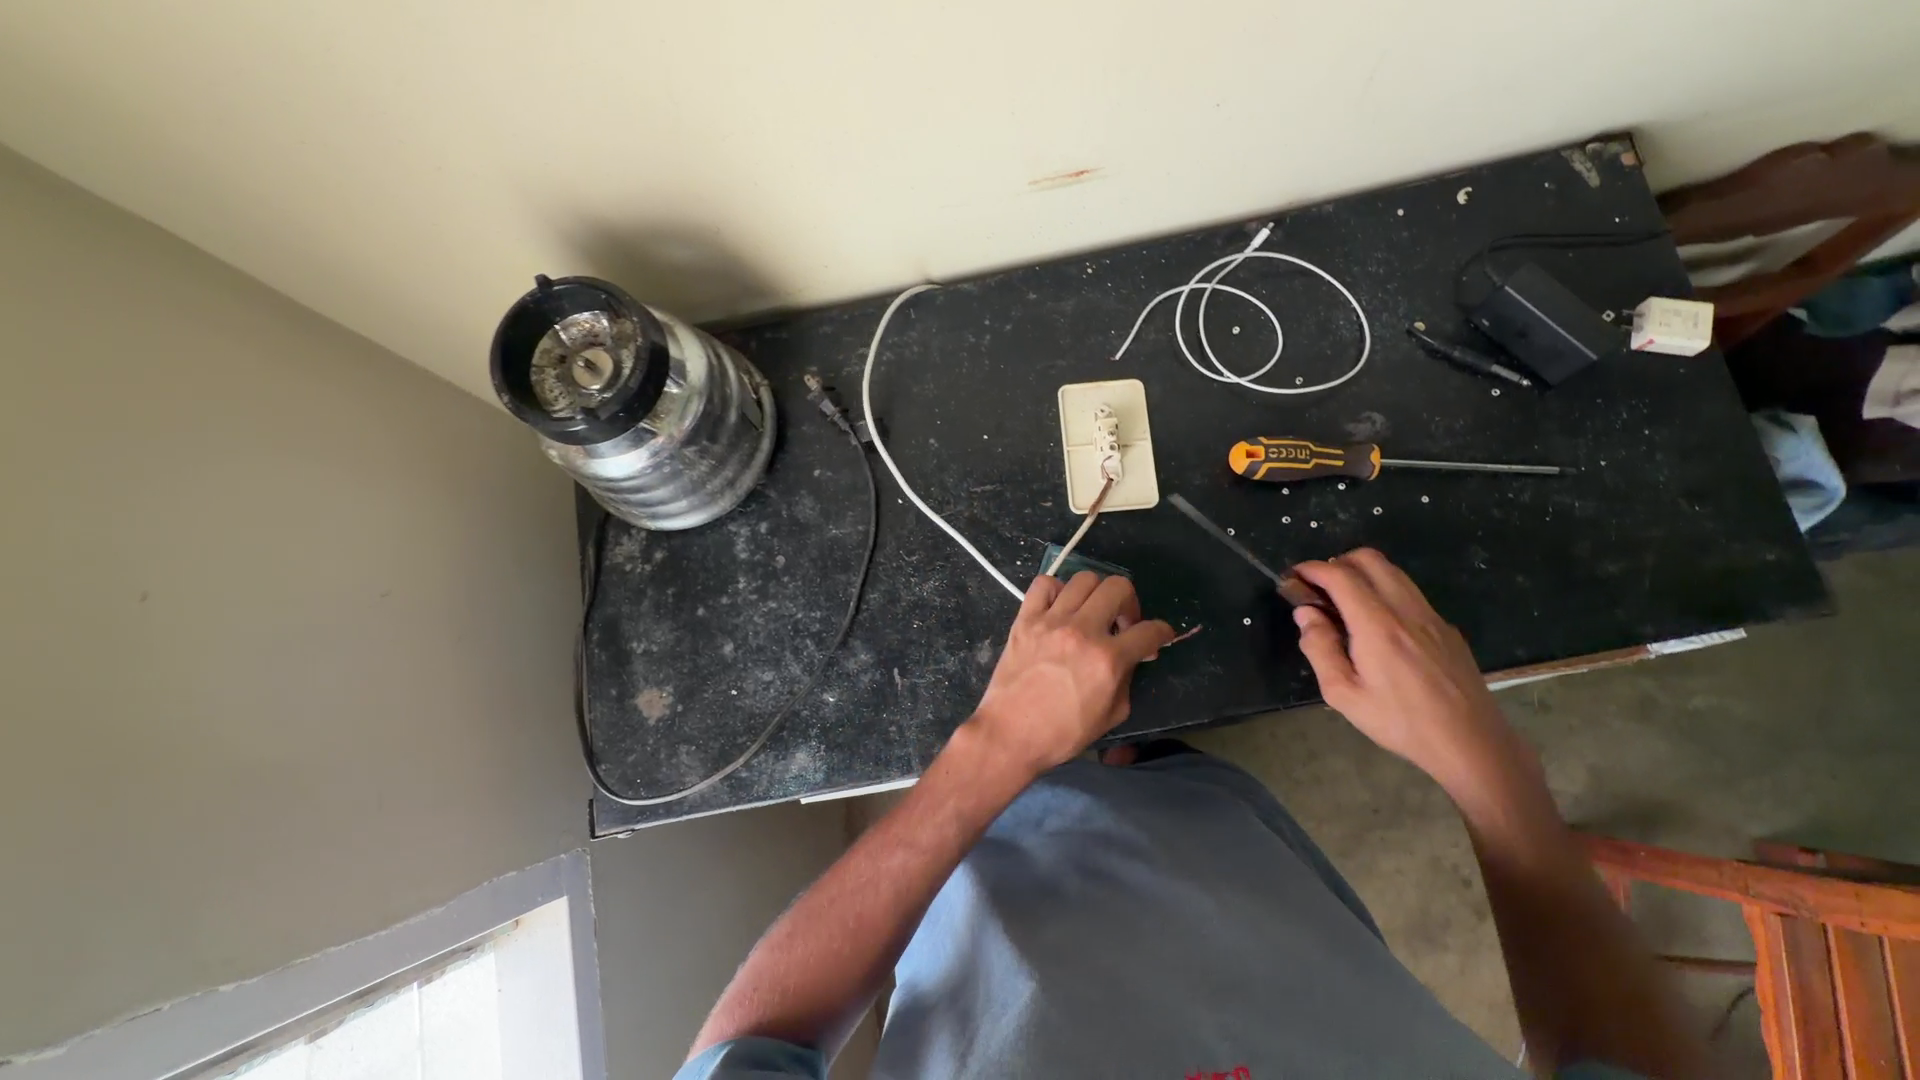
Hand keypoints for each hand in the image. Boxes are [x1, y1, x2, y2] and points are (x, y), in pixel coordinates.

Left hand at [966, 572, 1176, 775]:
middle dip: (1130, 603)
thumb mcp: (1112, 715)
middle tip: (1122, 623)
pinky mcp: (1025, 619)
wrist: (1011, 734)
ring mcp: (1051, 621)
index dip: (1162, 632)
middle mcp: (1082, 631)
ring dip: (1096, 594)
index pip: (1150, 630)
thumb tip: (1134, 657)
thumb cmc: (1063, 733)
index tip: (1158, 636)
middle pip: (1119, 587)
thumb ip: (1128, 679)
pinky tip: (1060, 608)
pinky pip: (1044, 584)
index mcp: (1108, 659)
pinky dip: (1057, 590)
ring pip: (1084, 579)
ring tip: (1091, 613)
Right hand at [1291, 549, 1523, 794]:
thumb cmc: (1400, 722)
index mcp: (1377, 625)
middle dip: (1338, 563)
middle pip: (1370, 559)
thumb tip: (1306, 614)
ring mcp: (1431, 617)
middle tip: (1319, 589)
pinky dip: (1386, 592)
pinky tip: (1379, 627)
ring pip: (1394, 572)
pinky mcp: (1447, 629)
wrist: (1470, 742)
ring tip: (1345, 604)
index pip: (1341, 576)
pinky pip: (1410, 594)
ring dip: (1363, 575)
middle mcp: (1406, 610)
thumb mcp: (1344, 695)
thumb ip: (1320, 649)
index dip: (1312, 569)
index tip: (1294, 577)